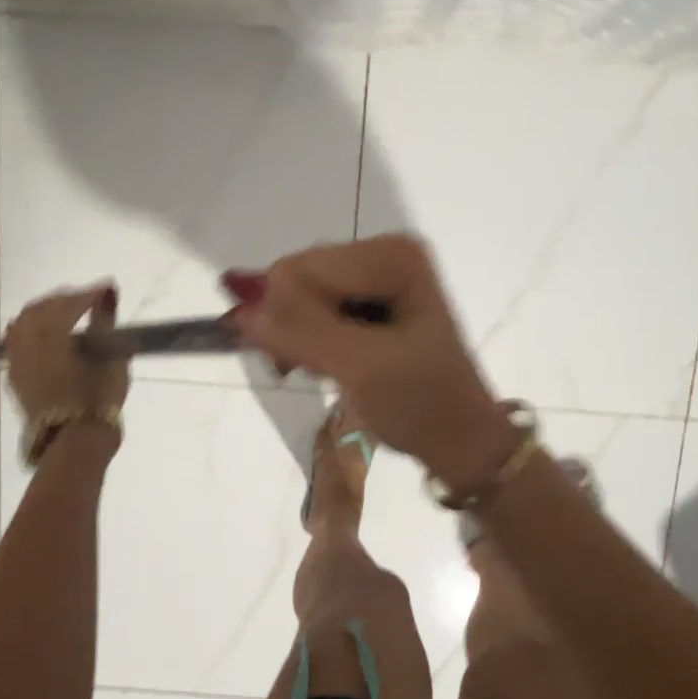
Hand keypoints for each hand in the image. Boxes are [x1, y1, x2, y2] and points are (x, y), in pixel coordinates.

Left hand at [5, 283, 127, 421]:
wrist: (74, 443)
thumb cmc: (99, 402)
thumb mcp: (111, 361)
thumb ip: (106, 324)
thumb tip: (107, 294)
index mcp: (51, 336)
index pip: (69, 304)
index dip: (89, 293)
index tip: (107, 288)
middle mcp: (27, 343)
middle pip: (41, 309)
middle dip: (64, 299)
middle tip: (87, 299)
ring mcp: (16, 359)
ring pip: (23, 323)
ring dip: (44, 312)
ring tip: (66, 315)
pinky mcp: (15, 375)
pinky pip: (16, 341)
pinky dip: (32, 330)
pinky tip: (47, 336)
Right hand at [227, 235, 513, 489]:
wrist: (460, 443)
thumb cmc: (420, 405)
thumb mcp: (359, 366)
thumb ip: (300, 329)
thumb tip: (237, 299)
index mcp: (393, 256)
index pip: (301, 268)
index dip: (279, 313)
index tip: (288, 365)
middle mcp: (386, 255)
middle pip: (300, 278)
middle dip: (289, 325)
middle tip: (299, 371)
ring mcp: (380, 279)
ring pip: (302, 297)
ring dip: (297, 338)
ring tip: (315, 373)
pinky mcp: (373, 304)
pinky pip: (317, 312)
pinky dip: (310, 342)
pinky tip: (323, 366)